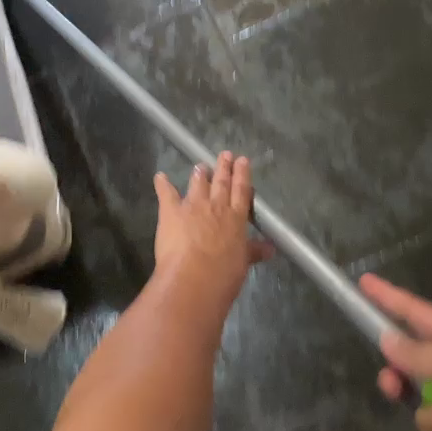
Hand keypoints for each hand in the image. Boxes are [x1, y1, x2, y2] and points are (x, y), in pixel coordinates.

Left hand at [152, 152, 273, 311]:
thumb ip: (254, 251)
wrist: (194, 277)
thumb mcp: (243, 263)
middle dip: (224, 167)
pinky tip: (160, 177)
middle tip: (225, 153)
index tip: (242, 160)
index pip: (241, 191)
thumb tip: (271, 248)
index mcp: (236, 218)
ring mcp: (193, 205)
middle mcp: (216, 206)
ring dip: (199, 173)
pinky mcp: (171, 210)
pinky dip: (162, 184)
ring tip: (200, 166)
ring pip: (197, 183)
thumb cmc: (223, 275)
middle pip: (221, 182)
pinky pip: (166, 193)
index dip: (242, 174)